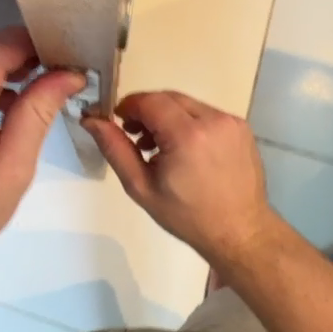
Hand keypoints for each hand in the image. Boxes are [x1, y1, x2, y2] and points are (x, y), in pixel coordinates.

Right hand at [83, 91, 287, 269]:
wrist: (240, 233)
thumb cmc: (187, 216)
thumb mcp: (141, 187)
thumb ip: (115, 149)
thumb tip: (91, 120)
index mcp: (187, 136)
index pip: (149, 101)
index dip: (129, 106)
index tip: (118, 121)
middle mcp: (213, 120)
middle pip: (168, 98)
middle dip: (147, 110)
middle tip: (135, 135)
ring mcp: (231, 122)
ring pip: (187, 104)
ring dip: (168, 116)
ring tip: (158, 146)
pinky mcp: (241, 127)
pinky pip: (206, 114)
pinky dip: (189, 123)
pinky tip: (184, 149)